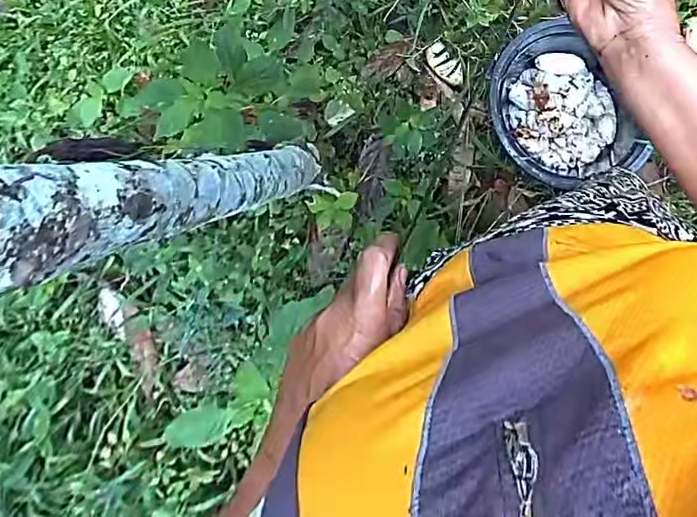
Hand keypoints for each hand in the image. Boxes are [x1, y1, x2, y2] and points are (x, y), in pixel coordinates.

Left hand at [276, 234, 407, 411]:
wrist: (298, 450)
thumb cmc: (357, 405)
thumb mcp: (393, 355)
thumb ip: (397, 311)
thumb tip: (399, 276)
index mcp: (359, 313)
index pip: (372, 257)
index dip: (386, 247)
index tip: (396, 246)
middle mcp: (331, 313)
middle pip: (357, 280)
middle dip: (374, 287)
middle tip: (390, 309)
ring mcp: (310, 328)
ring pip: (341, 305)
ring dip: (355, 314)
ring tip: (367, 346)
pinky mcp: (297, 345)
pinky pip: (324, 326)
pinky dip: (337, 333)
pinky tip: (343, 363)